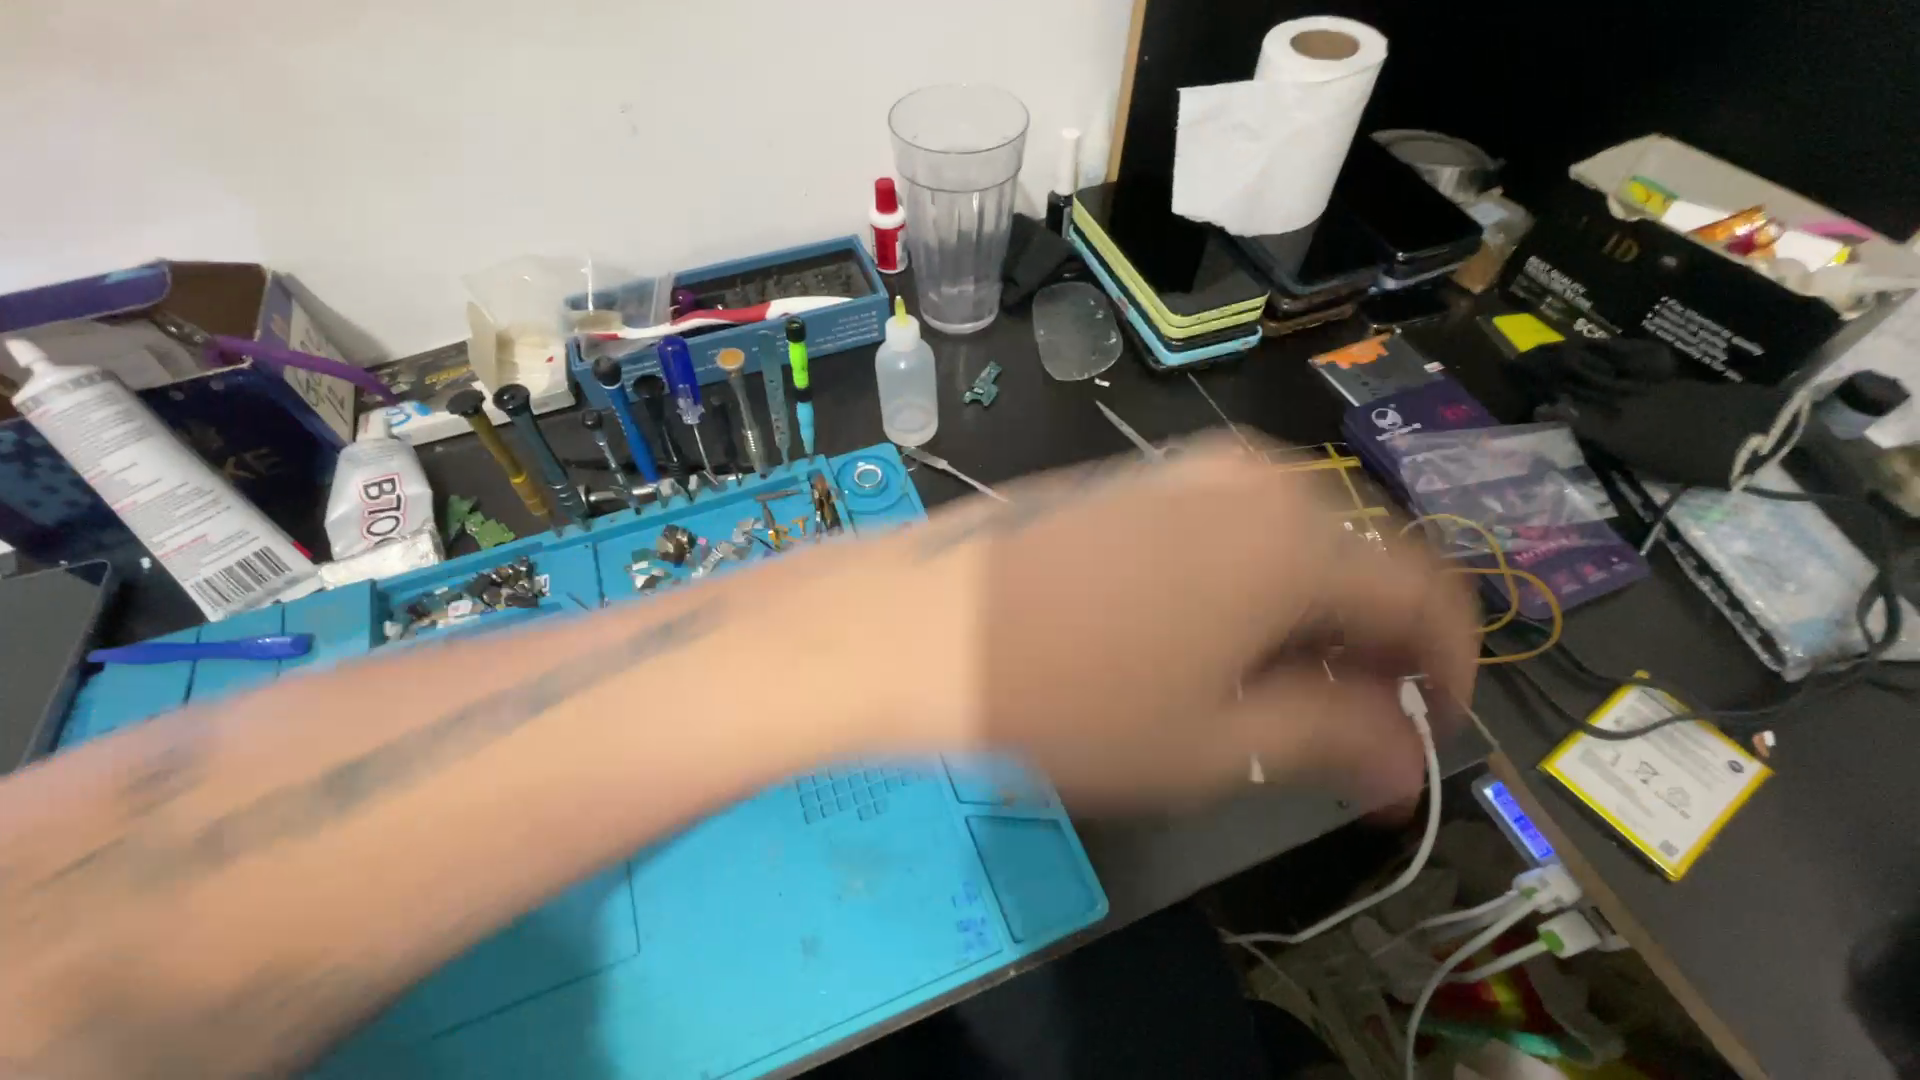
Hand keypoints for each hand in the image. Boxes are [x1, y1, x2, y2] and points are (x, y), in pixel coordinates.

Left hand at [885, 438, 1479, 808]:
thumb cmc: (1069, 698)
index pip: (1429, 596)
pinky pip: (1226, 526)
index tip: (1428, 732)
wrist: (911, 628)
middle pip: (1358, 560)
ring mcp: (1181, 469)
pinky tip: (1202, 637)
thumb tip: (1407, 757)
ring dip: (1304, 615)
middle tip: (1343, 727)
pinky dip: (1246, 583)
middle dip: (1368, 646)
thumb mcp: (1214, 744)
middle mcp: (1253, 479)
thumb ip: (1335, 739)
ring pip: (1290, 541)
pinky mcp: (1128, 479)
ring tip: (1269, 691)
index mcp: (1297, 539)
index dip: (1448, 669)